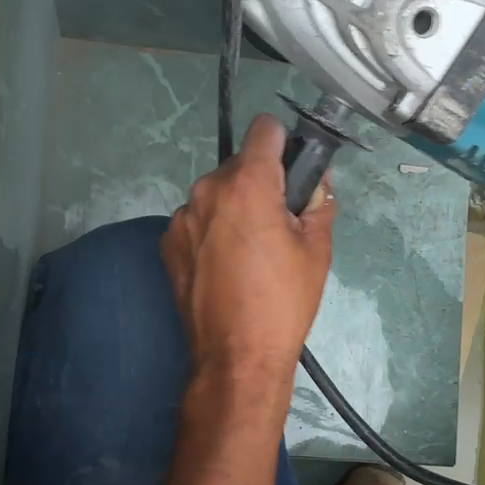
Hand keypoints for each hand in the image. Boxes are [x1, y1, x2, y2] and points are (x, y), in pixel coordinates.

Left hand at [161, 114, 335, 380]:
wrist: (237, 355)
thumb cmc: (284, 301)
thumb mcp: (317, 248)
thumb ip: (318, 201)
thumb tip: (315, 183)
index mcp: (247, 184)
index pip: (264, 129)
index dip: (283, 142)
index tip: (291, 167)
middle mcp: (207, 190)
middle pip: (238, 165)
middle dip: (259, 183)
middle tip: (276, 223)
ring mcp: (181, 217)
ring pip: (215, 194)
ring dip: (233, 208)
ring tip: (249, 251)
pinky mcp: (167, 243)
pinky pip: (196, 221)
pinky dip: (210, 232)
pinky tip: (224, 266)